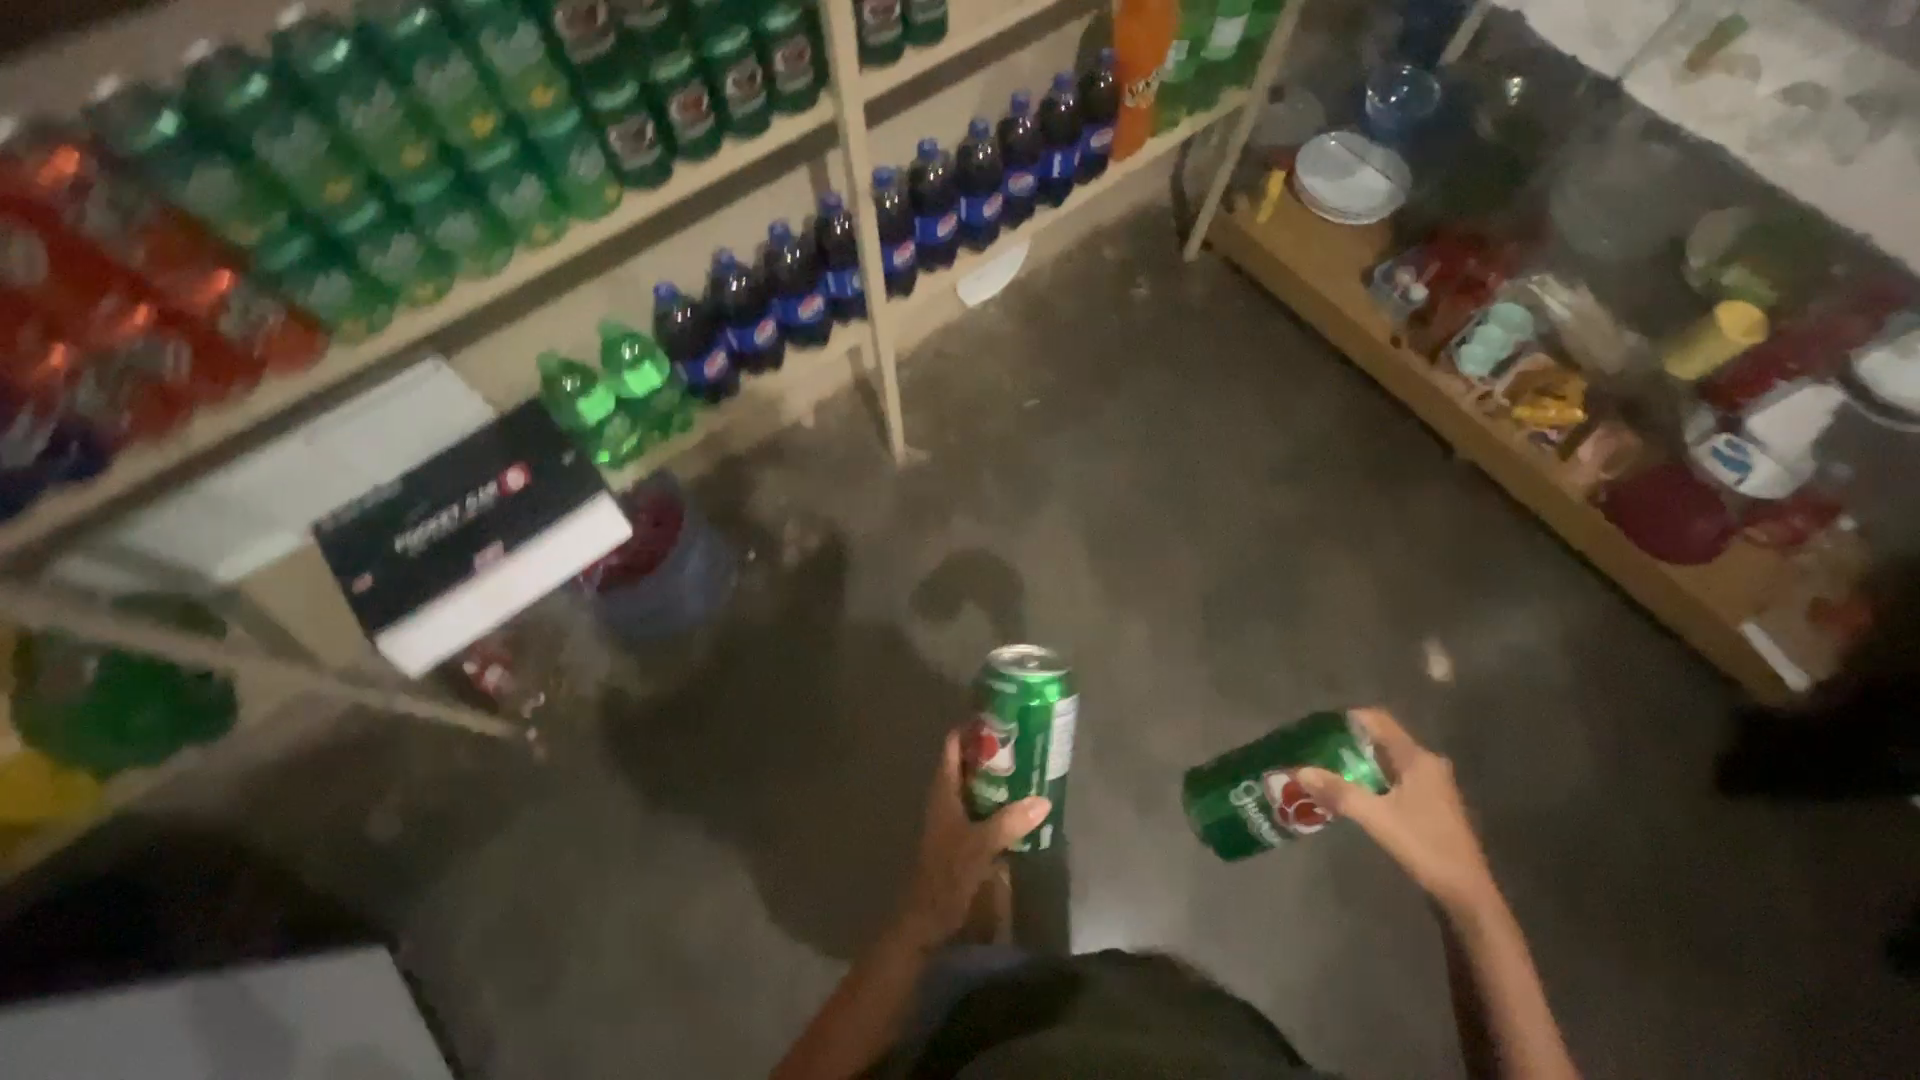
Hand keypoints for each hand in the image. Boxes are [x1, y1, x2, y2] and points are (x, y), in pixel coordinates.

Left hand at [895, 729, 1050, 946]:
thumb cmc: (947, 874)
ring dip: (998, 778)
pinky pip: (983, 809)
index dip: (973, 728)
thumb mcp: (981, 845)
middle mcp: (946, 798)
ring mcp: (953, 819)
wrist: (926, 918)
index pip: (953, 746)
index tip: (1001, 716)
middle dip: (994, 752)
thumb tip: (1043, 800)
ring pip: (977, 787)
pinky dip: (1000, 803)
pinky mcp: (962, 838)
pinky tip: (1023, 806)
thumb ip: (1010, 821)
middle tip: (1026, 740)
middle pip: (968, 764)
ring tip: (1031, 767)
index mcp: (943, 790)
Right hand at [1297, 707, 1498, 914]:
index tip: (1319, 724)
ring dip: (1360, 764)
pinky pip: (1396, 780)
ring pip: (1389, 763)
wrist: (1465, 890)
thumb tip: (1300, 771)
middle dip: (1349, 743)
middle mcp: (1428, 765)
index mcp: (1418, 759)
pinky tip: (1353, 794)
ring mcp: (1433, 785)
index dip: (1350, 718)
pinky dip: (1373, 781)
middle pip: (1383, 741)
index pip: (1380, 721)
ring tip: (1327, 770)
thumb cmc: (1424, 845)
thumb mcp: (1376, 817)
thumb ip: (1339, 792)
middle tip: (1316, 749)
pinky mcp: (1431, 804)